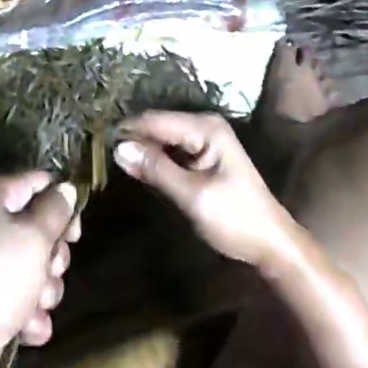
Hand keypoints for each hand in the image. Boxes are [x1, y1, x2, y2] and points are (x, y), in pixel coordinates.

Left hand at [0, 174, 80, 367]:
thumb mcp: (33, 235)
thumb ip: (55, 209)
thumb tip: (67, 187)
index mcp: (1, 199)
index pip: (41, 183)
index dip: (63, 201)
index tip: (73, 229)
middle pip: (46, 231)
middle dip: (55, 256)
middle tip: (47, 267)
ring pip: (42, 272)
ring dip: (45, 292)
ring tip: (31, 303)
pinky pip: (31, 305)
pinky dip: (32, 318)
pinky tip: (23, 327)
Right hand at [114, 111, 298, 267]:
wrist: (272, 246)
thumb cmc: (236, 220)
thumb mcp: (194, 197)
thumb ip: (156, 170)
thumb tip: (118, 148)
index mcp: (205, 127)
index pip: (154, 120)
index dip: (126, 129)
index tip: (95, 140)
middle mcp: (202, 125)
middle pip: (156, 126)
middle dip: (130, 137)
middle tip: (98, 152)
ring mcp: (202, 139)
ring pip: (160, 138)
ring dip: (139, 148)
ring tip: (108, 158)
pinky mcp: (199, 156)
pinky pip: (168, 150)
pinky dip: (152, 158)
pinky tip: (134, 168)